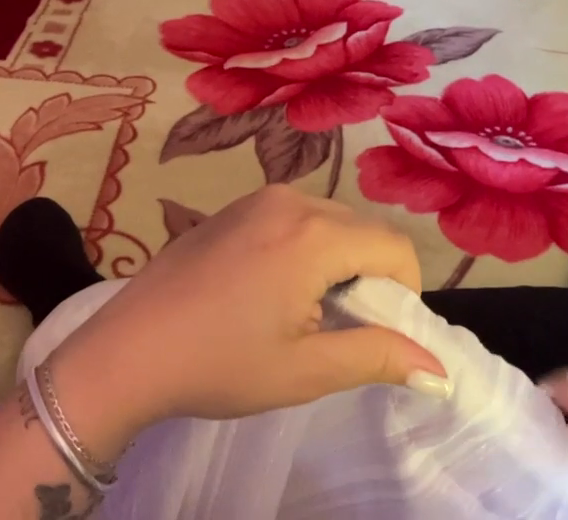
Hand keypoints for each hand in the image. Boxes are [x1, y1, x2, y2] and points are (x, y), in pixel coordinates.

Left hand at [44, 186, 446, 451]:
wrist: (128, 348)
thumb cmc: (220, 362)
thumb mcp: (306, 369)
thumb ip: (378, 357)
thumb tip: (439, 370)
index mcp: (313, 233)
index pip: (395, 246)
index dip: (403, 292)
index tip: (373, 331)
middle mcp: (289, 199)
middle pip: (362, 228)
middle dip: (368, 275)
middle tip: (336, 327)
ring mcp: (255, 198)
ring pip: (328, 220)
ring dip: (336, 260)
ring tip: (301, 311)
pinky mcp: (232, 207)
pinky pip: (293, 217)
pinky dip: (304, 247)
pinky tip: (267, 289)